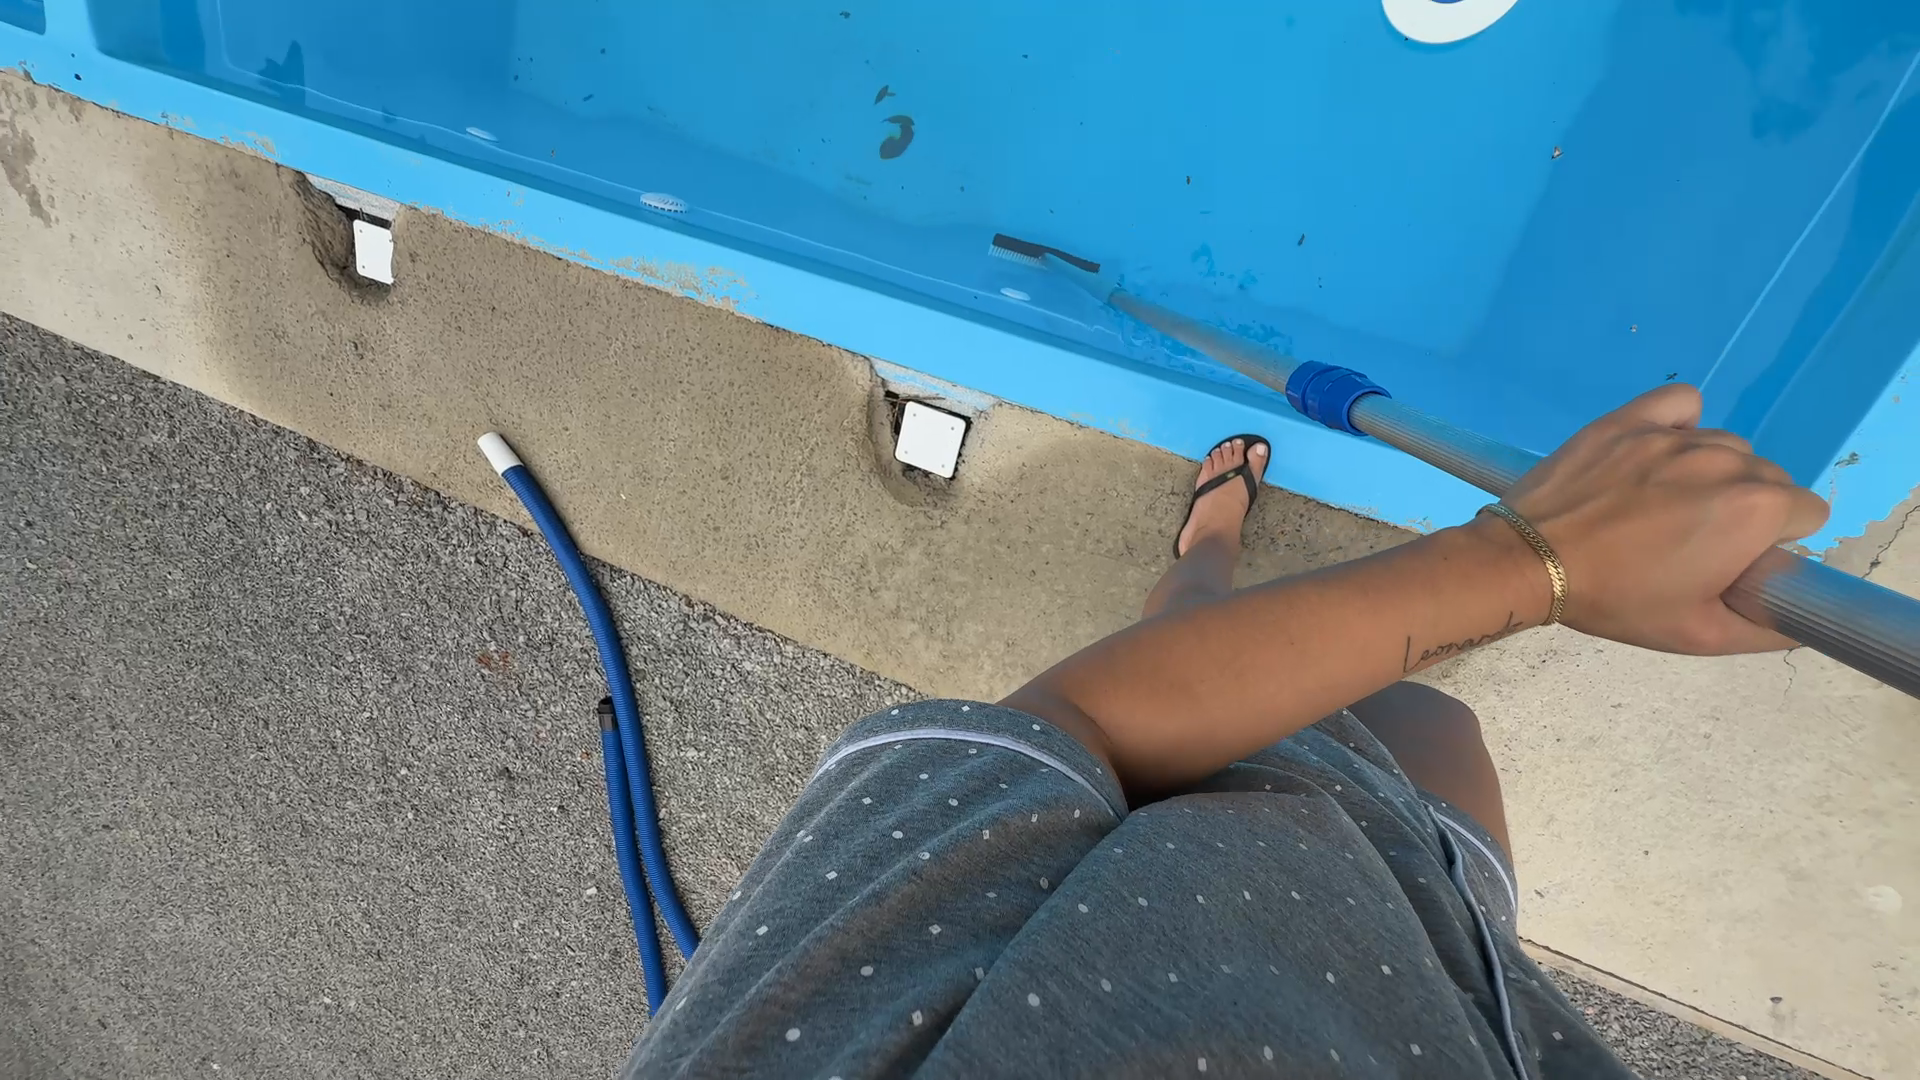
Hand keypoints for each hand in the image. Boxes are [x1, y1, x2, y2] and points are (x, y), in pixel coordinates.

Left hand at [1499, 384, 1828, 653]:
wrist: (1524, 562)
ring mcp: (1667, 438)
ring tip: (1650, 502)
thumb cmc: (1610, 597)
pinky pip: (1675, 402)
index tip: (1717, 556)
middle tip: (1675, 535)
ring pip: (1719, 446)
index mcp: (1756, 508)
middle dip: (1735, 506)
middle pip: (1762, 477)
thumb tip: (1799, 614)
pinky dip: (1675, 419)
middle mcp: (1721, 461)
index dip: (1763, 539)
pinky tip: (1653, 450)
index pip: (1800, 514)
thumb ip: (1769, 626)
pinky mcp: (1620, 424)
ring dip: (1701, 471)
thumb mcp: (1699, 632)